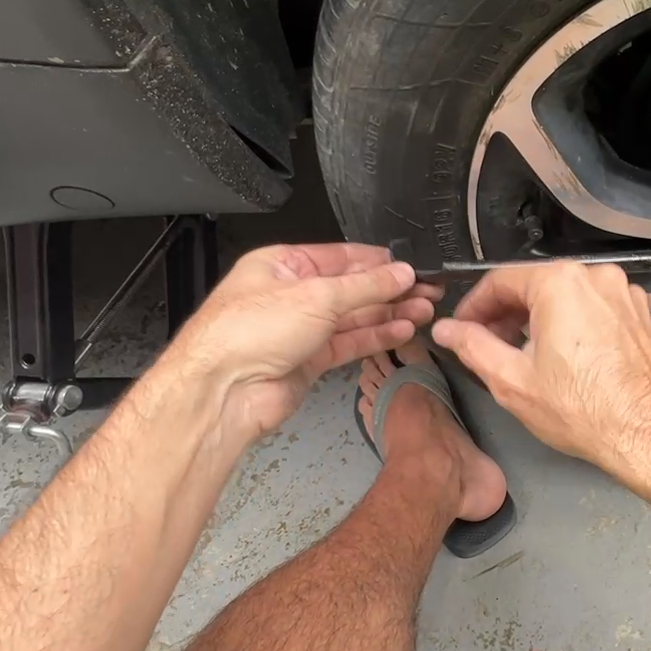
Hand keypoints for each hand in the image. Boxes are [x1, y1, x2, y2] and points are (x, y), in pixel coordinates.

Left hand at [165, 243, 439, 438]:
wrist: (223, 393)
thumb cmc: (243, 335)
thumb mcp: (316, 296)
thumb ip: (366, 285)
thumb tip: (401, 272)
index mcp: (283, 266)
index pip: (342, 257)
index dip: (379, 262)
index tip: (411, 267)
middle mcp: (293, 295)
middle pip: (354, 288)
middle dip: (391, 290)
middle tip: (426, 291)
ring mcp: (302, 329)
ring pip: (357, 316)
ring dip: (391, 314)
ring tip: (424, 311)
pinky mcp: (311, 359)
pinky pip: (352, 342)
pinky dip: (378, 337)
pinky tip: (402, 331)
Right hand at [431, 262, 650, 467]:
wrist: (646, 433)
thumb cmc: (582, 410)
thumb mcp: (511, 379)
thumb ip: (473, 346)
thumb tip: (447, 329)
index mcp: (561, 283)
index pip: (501, 280)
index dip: (474, 305)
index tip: (462, 328)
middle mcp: (596, 277)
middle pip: (536, 284)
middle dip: (507, 312)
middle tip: (488, 344)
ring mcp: (623, 293)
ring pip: (567, 295)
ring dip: (539, 317)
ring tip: (523, 353)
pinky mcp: (640, 313)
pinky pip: (595, 307)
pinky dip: (573, 321)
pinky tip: (563, 354)